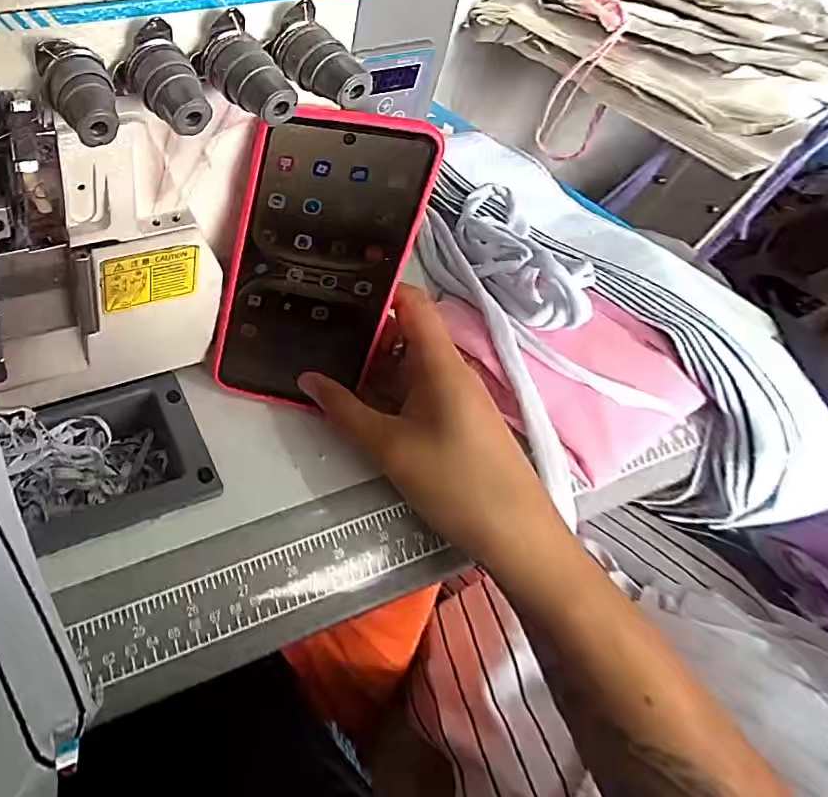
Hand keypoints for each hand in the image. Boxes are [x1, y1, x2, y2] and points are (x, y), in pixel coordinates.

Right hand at [297, 284, 566, 564]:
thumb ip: (344, 410)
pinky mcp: (454, 418)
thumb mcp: (389, 448)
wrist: (519, 538)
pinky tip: (357, 405)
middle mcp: (449, 370)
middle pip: (403, 333)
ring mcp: (453, 395)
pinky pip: (414, 391)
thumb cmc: (458, 484)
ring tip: (327, 369)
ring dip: (371, 369)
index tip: (339, 290)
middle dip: (362, 335)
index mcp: (440, 363)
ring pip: (406, 365)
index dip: (379, 289)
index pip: (412, 303)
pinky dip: (385, 392)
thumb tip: (308, 380)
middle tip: (318, 336)